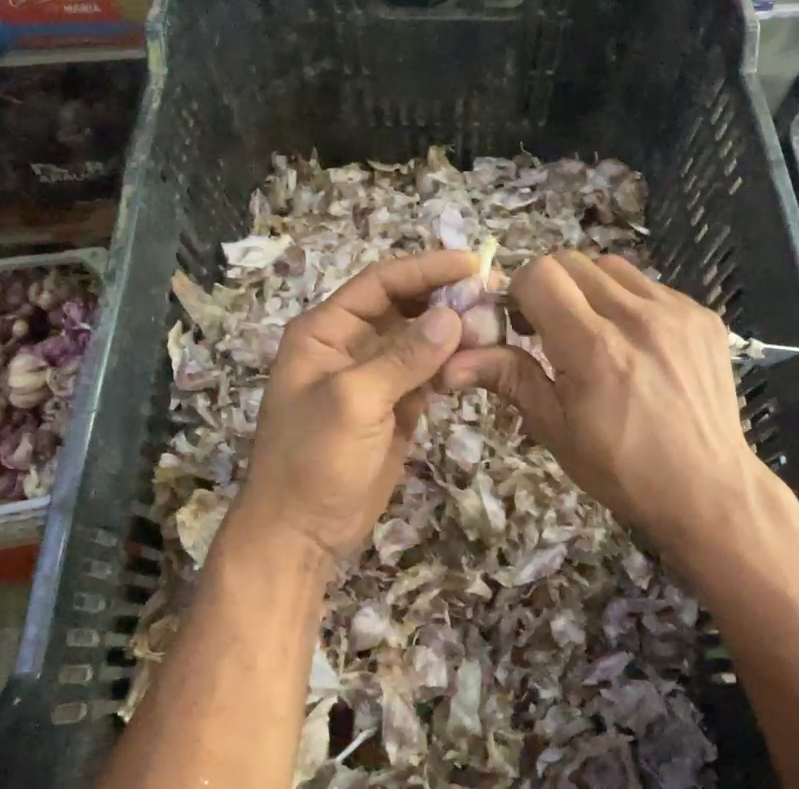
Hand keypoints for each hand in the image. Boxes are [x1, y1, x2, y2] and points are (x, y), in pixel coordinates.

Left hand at [237, 250, 475, 561]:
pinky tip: (482, 358)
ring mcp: (375, 376)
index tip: (473, 263)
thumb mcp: (353, 402)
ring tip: (498, 324)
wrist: (300, 534)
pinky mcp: (396, 405)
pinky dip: (454, 364)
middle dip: (447, 297)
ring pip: (422, 339)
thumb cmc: (312, 461)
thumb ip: (402, 358)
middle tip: (496, 295)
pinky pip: (430, 372)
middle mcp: (350, 344)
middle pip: (405, 306)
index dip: (425, 268)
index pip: (380, 283)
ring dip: (456, 331)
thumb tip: (452, 316)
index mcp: (326, 331)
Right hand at [439, 251, 764, 551]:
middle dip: (550, 286)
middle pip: (572, 261)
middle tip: (550, 328)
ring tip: (593, 331)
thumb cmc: (622, 469)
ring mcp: (677, 312)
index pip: (540, 274)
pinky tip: (634, 343)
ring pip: (612, 266)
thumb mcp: (555, 428)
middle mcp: (637, 317)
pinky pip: (651, 286)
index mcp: (594, 347)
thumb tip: (447, 363)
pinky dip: (630, 302)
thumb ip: (507, 377)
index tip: (521, 324)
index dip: (520, 292)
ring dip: (589, 288)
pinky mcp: (703, 316)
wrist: (708, 490)